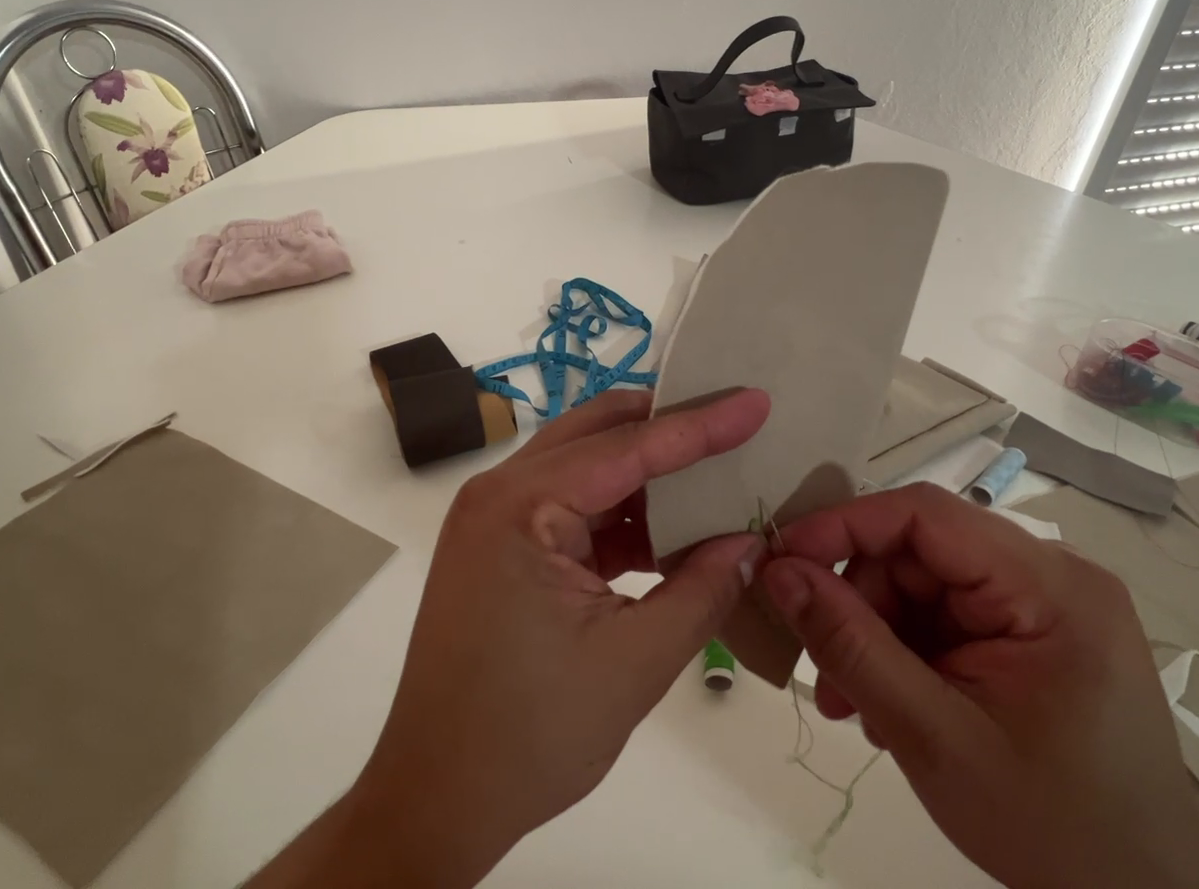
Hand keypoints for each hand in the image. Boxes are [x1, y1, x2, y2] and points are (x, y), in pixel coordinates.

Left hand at [254, 388, 771, 888]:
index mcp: (520, 507)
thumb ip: (703, 589)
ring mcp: (493, 520)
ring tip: (717, 478)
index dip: (700, 425)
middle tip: (737, 426)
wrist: (440, 795)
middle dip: (669, 430)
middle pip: (598, 436)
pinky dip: (621, 517)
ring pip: (584, 469)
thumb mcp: (636, 660)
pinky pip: (570, 510)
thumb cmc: (532, 731)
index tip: (757, 403)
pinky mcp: (500, 551)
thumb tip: (753, 542)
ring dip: (647, 476)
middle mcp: (498, 494)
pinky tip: (671, 534)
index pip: (628, 446)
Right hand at [766, 483, 1198, 888]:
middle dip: (858, 603)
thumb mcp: (933, 735)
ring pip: (923, 586)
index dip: (843, 526)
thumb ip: (851, 646)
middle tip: (821, 669)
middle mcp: (1054, 577)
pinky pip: (946, 617)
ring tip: (850, 704)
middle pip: (920, 553)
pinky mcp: (1034, 635)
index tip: (780, 561)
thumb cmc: (1049, 824)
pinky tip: (888, 706)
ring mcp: (1046, 606)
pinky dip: (904, 653)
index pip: (926, 515)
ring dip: (874, 636)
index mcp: (1051, 587)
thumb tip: (778, 570)